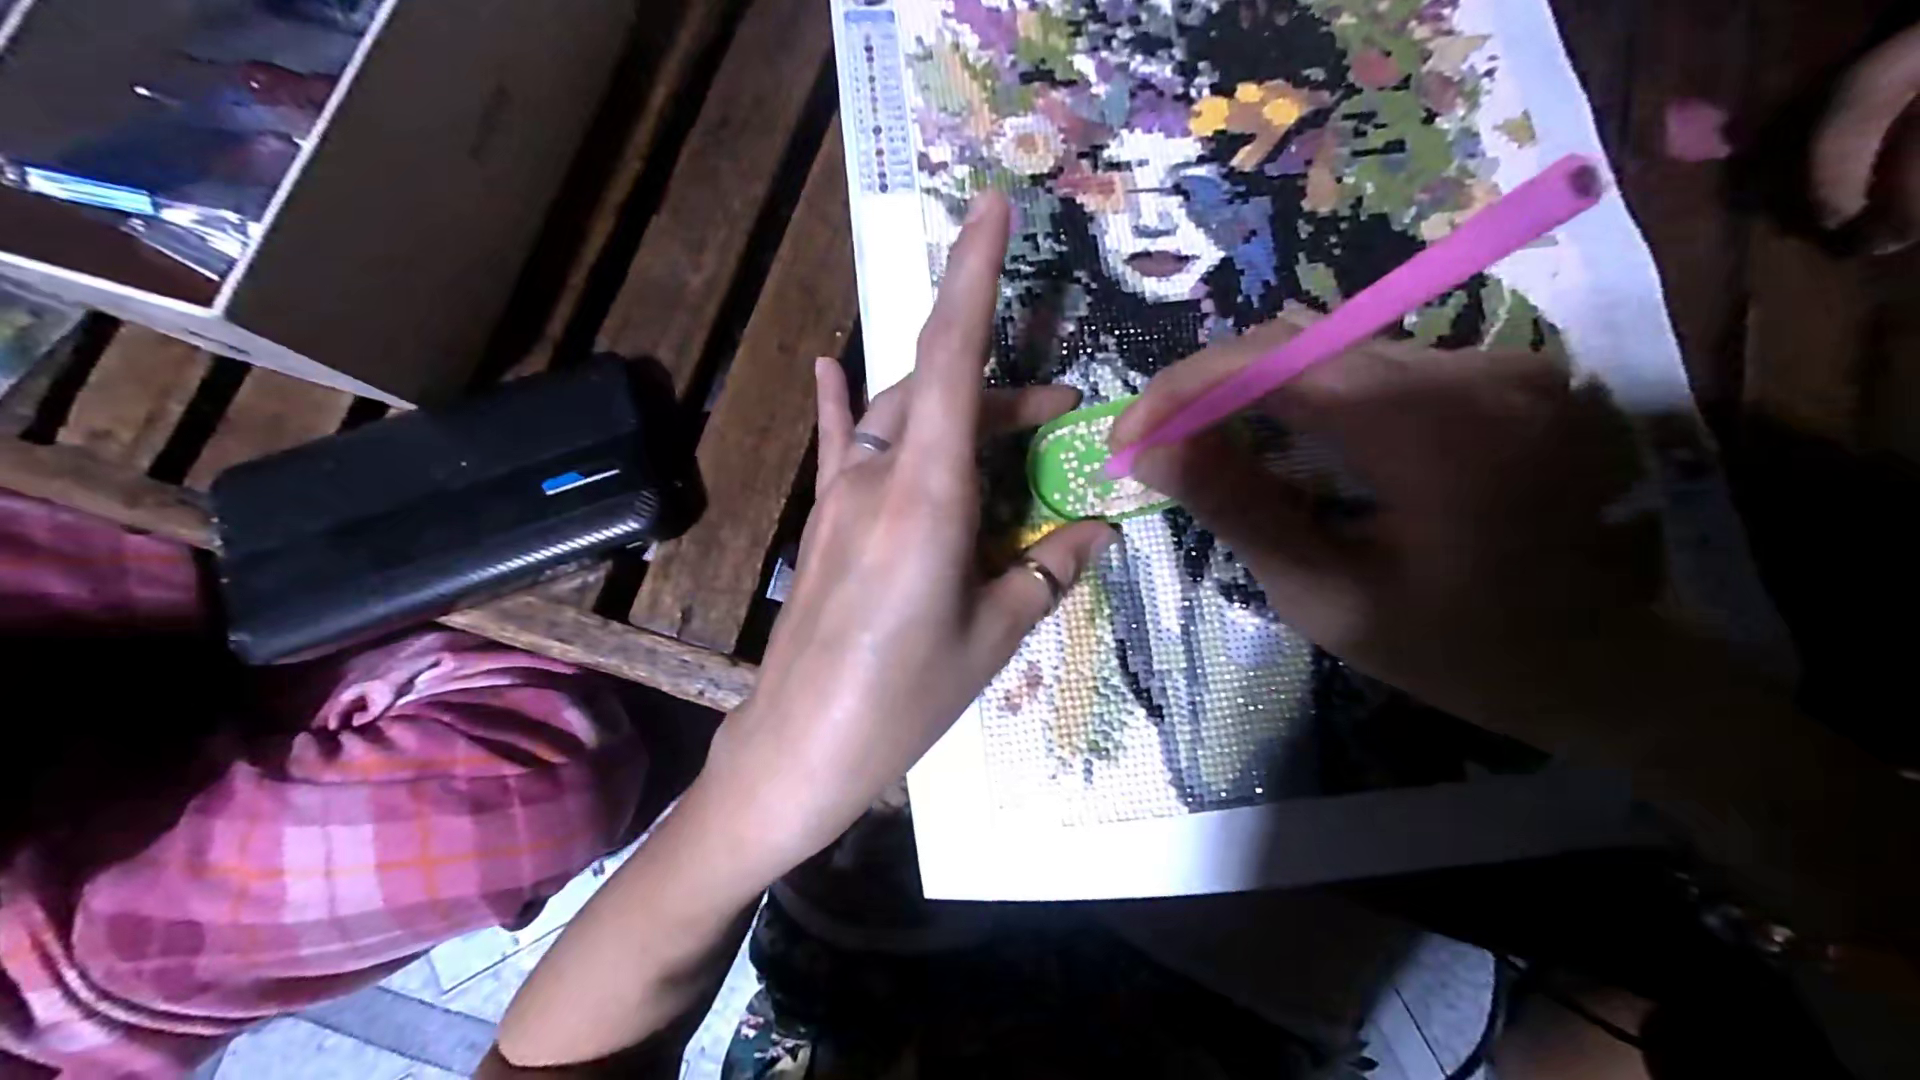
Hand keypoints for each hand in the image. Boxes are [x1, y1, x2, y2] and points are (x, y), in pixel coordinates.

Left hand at [706, 193, 1116, 866]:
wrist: (798, 746)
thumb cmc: (903, 699)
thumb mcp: (990, 636)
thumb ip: (1045, 570)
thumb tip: (1098, 529)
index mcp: (926, 496)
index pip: (954, 360)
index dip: (974, 279)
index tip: (992, 213)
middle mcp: (877, 477)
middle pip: (939, 388)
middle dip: (1003, 387)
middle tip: (1057, 415)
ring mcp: (841, 496)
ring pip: (900, 415)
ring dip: (955, 404)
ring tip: (1005, 430)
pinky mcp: (822, 522)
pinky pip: (840, 446)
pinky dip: (844, 404)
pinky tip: (831, 368)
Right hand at [1112, 318, 1661, 750]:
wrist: (1606, 668)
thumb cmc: (1456, 650)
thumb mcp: (1326, 595)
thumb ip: (1238, 508)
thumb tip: (1150, 451)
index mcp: (1435, 428)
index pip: (1275, 361)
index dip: (1183, 389)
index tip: (1128, 438)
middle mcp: (1473, 369)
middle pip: (1299, 341)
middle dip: (1207, 388)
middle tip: (1156, 445)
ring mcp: (1495, 364)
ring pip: (1331, 347)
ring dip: (1251, 389)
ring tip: (1204, 443)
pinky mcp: (1498, 375)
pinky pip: (1372, 366)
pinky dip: (1304, 395)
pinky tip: (1282, 440)